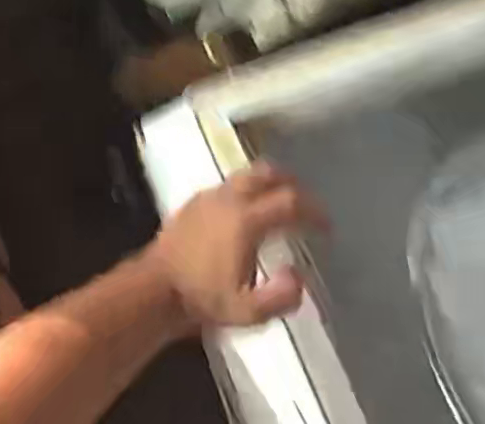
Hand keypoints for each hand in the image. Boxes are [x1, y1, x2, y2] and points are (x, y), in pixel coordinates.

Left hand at [145, 162, 327, 329]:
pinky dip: (247, 188)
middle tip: (308, 202)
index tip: (327, 226)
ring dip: (268, 182)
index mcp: (244, 220)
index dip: (314, 210)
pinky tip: (251, 209)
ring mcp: (207, 195)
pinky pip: (228, 183)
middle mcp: (226, 199)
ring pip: (244, 174)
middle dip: (292, 182)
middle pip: (265, 173)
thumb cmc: (204, 297)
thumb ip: (282, 296)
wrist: (158, 283)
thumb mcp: (250, 311)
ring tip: (284, 203)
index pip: (288, 201)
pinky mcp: (194, 200)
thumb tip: (298, 274)